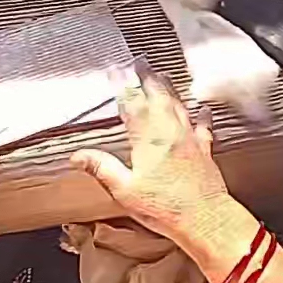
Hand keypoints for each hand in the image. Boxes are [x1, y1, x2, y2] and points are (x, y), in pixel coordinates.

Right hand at [70, 63, 235, 248]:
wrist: (205, 219)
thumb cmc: (165, 208)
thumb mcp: (124, 191)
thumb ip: (102, 168)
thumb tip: (78, 156)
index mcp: (148, 140)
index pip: (132, 104)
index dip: (122, 85)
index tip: (115, 71)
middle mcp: (170, 133)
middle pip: (157, 96)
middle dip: (147, 77)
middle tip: (140, 62)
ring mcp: (189, 139)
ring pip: (178, 105)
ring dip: (169, 88)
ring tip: (162, 76)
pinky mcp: (204, 149)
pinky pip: (202, 125)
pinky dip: (201, 114)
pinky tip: (203, 108)